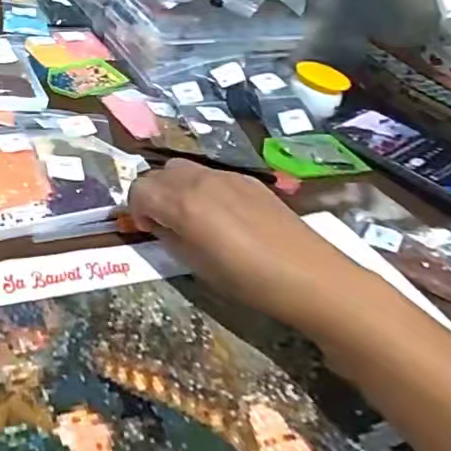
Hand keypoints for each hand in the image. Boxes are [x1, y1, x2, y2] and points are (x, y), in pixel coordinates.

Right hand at [127, 159, 390, 336]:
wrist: (313, 278)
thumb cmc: (250, 281)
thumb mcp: (198, 267)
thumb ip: (170, 238)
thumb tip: (159, 225)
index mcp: (182, 203)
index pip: (139, 190)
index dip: (137, 211)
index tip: (151, 231)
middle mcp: (198, 180)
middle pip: (157, 174)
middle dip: (154, 195)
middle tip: (168, 224)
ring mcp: (225, 175)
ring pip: (182, 168)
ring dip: (176, 188)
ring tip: (193, 217)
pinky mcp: (248, 179)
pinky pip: (210, 174)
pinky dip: (202, 187)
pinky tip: (224, 216)